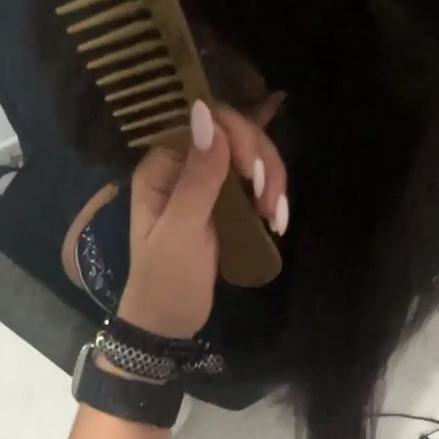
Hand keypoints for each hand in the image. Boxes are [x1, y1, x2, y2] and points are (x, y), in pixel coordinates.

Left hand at [120, 100, 286, 338]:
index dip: (236, 136)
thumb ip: (197, 177)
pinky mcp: (223, 205)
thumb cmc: (166, 281)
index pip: (204, 122)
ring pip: (249, 158)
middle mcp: (182, 167)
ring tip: (275, 217)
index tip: (251, 173)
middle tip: (269, 202)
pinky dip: (270, 196)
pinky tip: (277, 220)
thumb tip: (206, 113)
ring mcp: (204, 185)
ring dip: (271, 180)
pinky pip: (253, 184)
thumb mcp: (181, 232)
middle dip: (260, 162)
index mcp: (161, 167)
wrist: (168, 325)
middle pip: (233, 135)